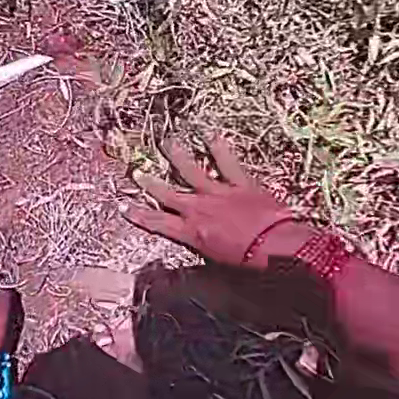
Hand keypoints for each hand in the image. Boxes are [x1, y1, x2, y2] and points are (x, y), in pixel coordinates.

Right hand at [125, 134, 312, 265]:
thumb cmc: (247, 262)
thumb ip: (202, 248)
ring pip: (192, 172)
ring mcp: (218, 194)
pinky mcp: (240, 184)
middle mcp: (199, 209)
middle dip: (150, 184)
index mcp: (191, 232)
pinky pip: (227, 163)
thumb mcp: (216, 262)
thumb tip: (197, 245)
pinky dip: (219, 149)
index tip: (124, 207)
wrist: (274, 246)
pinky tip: (211, 136)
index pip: (157, 223)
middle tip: (137, 173)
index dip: (139, 215)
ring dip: (179, 157)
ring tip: (168, 144)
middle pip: (168, 194)